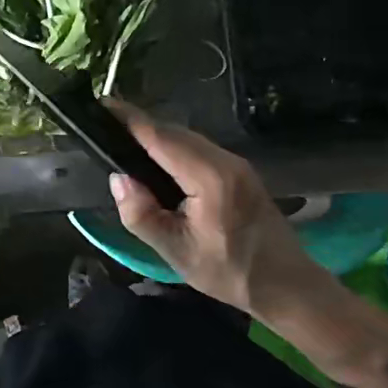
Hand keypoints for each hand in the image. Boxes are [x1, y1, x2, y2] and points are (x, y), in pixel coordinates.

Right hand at [106, 101, 324, 316]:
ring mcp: (236, 164)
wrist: (285, 282)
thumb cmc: (229, 271)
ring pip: (189, 139)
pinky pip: (200, 149)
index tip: (101, 105)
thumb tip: (118, 179)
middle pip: (175, 132)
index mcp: (209, 177)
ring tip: (124, 141)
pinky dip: (174, 148)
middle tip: (104, 126)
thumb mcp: (176, 251)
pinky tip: (158, 161)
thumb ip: (142, 214)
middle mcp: (225, 160)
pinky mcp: (240, 172)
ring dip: (157, 136)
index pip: (161, 137)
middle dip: (139, 125)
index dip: (129, 119)